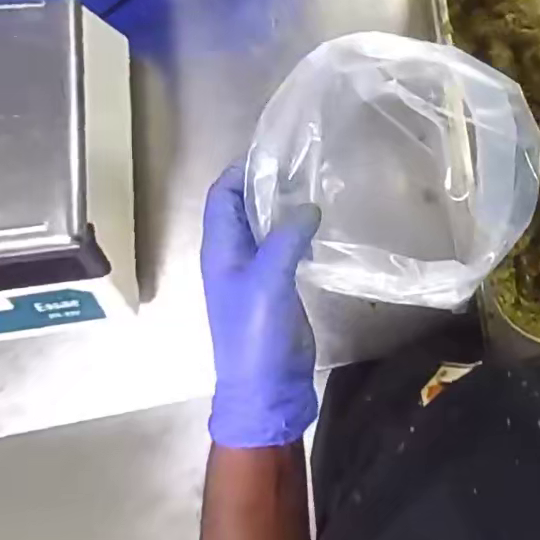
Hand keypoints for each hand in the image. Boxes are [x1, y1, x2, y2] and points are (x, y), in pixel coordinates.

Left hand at [201, 164, 322, 448]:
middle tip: (301, 166)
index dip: (240, 172)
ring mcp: (255, 274)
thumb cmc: (257, 334)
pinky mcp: (276, 288)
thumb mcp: (268, 282)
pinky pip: (283, 249)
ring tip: (314, 189)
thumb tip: (306, 206)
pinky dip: (297, 233)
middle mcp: (233, 257)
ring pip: (265, 228)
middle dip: (265, 185)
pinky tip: (319, 228)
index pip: (222, 198)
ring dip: (283, 208)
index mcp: (220, 251)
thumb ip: (285, 239)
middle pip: (242, 209)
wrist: (267, 387)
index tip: (272, 152)